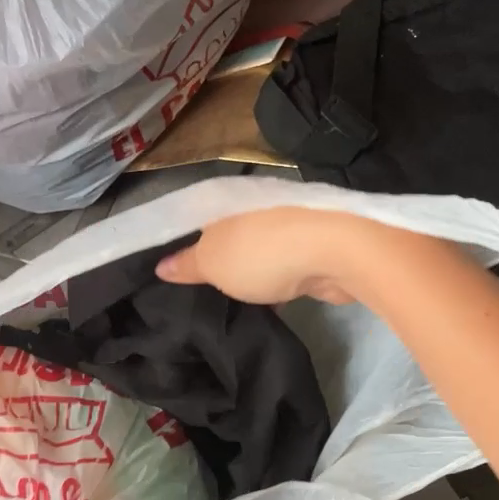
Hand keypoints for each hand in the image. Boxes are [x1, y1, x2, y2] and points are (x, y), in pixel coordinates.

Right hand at [154, 207, 418, 304]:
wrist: (337, 252)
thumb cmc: (262, 252)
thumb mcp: (212, 263)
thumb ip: (187, 265)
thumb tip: (160, 266)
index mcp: (227, 199)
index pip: (197, 217)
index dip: (185, 242)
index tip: (177, 271)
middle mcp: (257, 204)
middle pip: (231, 232)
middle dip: (222, 257)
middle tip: (205, 290)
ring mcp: (290, 223)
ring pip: (261, 247)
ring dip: (255, 269)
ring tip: (238, 300)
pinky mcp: (316, 244)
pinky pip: (288, 262)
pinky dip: (281, 277)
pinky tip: (274, 300)